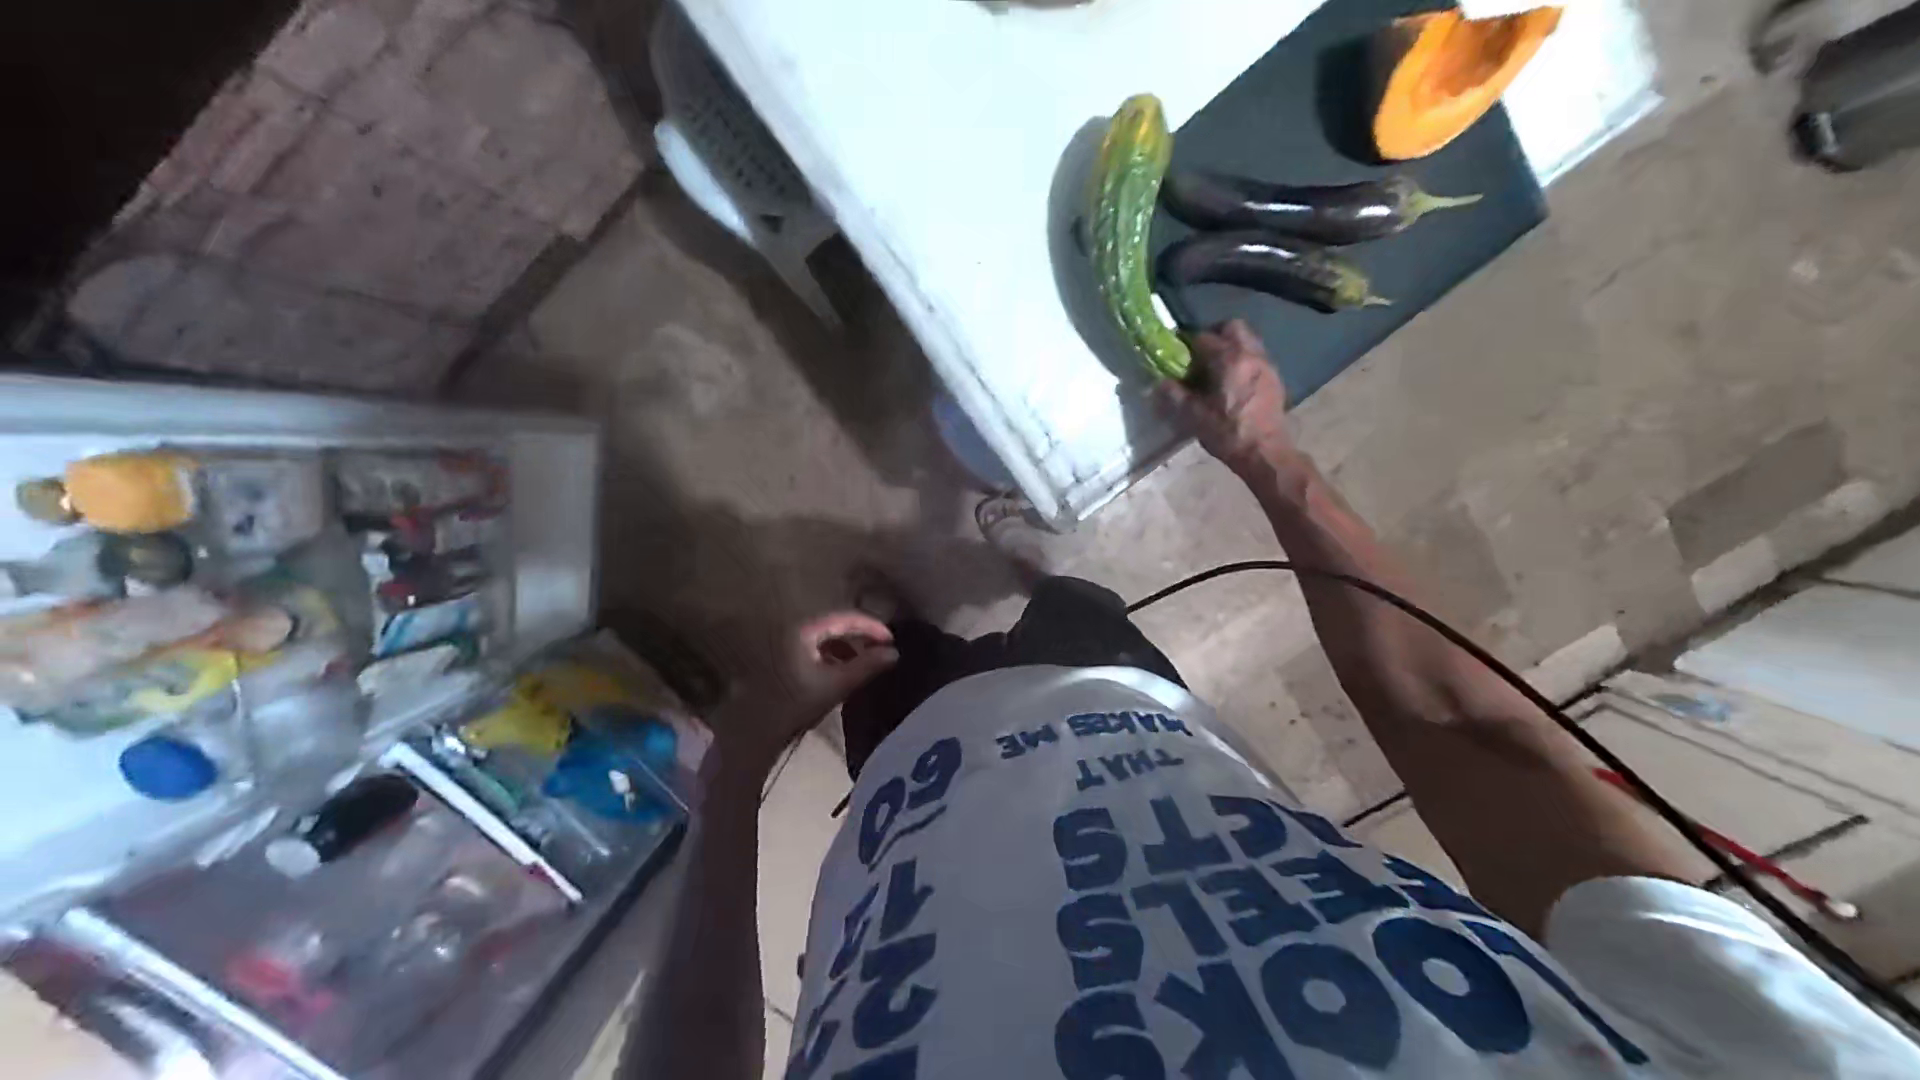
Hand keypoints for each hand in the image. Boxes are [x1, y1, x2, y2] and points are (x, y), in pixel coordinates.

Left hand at [721, 612, 898, 770]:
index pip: (845, 617)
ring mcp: (788, 643)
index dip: (871, 626)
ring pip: (826, 637)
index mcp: (804, 630)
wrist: (757, 731)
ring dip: (848, 647)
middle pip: (836, 625)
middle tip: (883, 649)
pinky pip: (817, 648)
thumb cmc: (795, 705)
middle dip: (861, 636)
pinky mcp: (785, 657)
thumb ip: (866, 666)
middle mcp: (794, 629)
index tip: (892, 640)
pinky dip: (834, 656)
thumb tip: (894, 653)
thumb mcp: (835, 685)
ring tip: (867, 663)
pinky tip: (844, 671)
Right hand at [1155, 320, 1301, 481]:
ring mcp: (1266, 364)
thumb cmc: (1227, 433)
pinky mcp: (1274, 378)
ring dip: (1231, 346)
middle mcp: (1250, 354)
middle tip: (1201, 354)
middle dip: (1215, 334)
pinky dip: (1243, 360)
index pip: (1204, 337)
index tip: (1178, 356)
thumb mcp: (1193, 416)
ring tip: (1216, 368)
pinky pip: (1256, 356)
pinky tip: (1232, 381)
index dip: (1187, 344)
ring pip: (1248, 339)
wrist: (1265, 452)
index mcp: (1229, 359)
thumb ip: (1174, 395)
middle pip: (1233, 327)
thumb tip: (1160, 383)